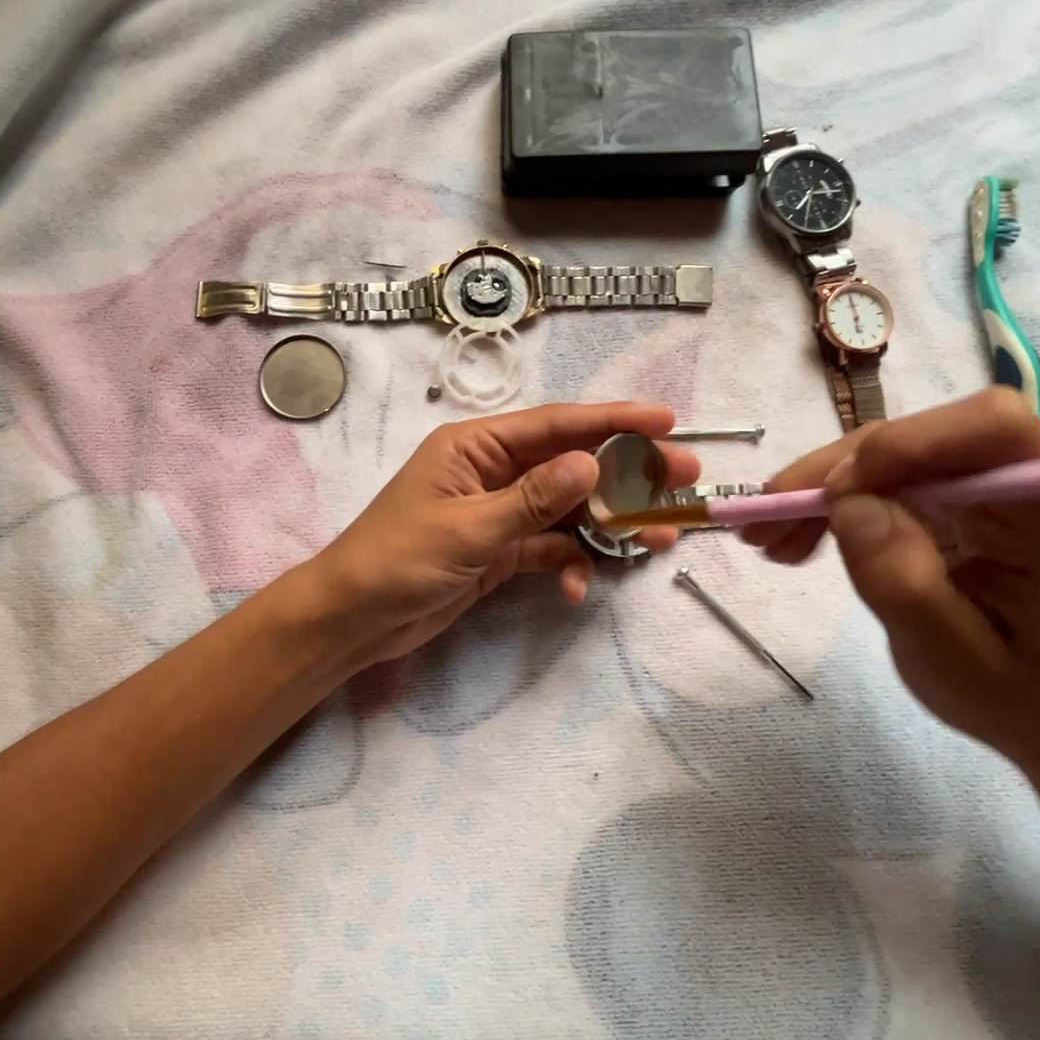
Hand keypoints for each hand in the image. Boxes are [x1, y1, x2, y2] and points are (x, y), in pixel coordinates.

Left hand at [305, 403, 700, 668]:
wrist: (355, 618)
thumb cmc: (399, 559)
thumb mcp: (469, 527)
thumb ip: (532, 498)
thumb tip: (589, 461)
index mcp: (476, 446)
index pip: (554, 424)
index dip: (612, 421)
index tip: (665, 420)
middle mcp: (492, 471)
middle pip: (570, 464)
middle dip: (626, 474)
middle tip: (684, 481)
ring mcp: (498, 512)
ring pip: (567, 509)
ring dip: (609, 524)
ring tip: (659, 539)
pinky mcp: (499, 552)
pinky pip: (548, 549)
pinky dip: (568, 565)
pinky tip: (578, 588)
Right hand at [741, 389, 1039, 769]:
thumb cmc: (1014, 695)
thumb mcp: (950, 657)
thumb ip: (904, 583)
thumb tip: (848, 505)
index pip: (993, 429)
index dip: (907, 442)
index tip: (833, 492)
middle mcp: (1024, 484)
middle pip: (920, 436)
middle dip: (835, 471)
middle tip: (765, 521)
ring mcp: (985, 489)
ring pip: (889, 455)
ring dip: (819, 490)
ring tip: (766, 541)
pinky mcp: (954, 501)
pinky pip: (882, 481)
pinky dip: (830, 505)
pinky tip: (795, 541)